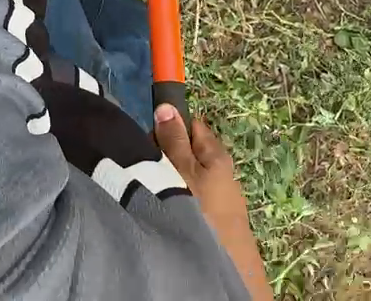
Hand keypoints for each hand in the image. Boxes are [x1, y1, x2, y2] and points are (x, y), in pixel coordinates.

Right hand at [154, 105, 272, 300]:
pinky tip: (164, 209)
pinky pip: (190, 198)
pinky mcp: (214, 220)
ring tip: (150, 189)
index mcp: (216, 154)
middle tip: (145, 166)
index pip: (191, 125)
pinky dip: (176, 199)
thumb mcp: (182, 168)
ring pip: (187, 177)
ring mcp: (219, 198)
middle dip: (166, 155)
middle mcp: (221, 172)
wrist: (225, 264)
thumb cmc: (202, 208)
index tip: (148, 137)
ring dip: (169, 180)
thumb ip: (174, 140)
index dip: (169, 126)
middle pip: (188, 152)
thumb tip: (167, 106)